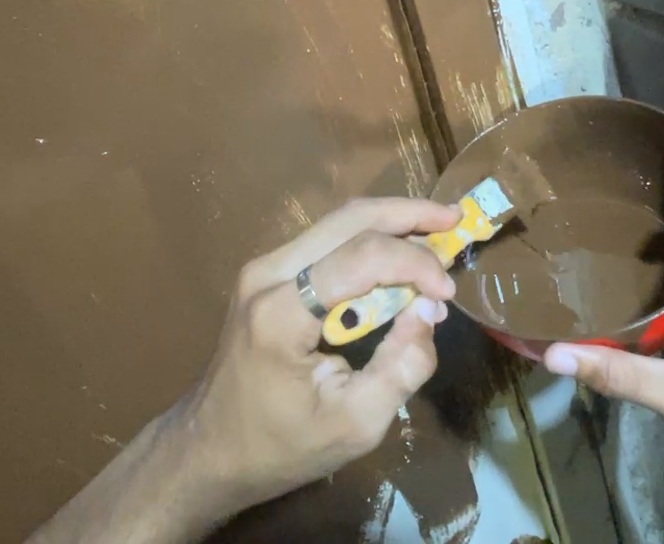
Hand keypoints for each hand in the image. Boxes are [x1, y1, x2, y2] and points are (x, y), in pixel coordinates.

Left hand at [177, 197, 459, 512]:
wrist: (208, 449)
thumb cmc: (279, 446)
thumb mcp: (353, 426)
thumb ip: (400, 368)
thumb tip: (430, 310)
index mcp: (281, 313)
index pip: (361, 259)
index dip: (414, 264)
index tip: (448, 294)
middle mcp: (268, 272)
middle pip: (349, 218)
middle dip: (408, 213)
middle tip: (455, 219)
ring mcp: (264, 265)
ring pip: (338, 220)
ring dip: (391, 221)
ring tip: (437, 229)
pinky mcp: (269, 270)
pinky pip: (328, 238)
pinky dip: (370, 237)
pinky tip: (400, 249)